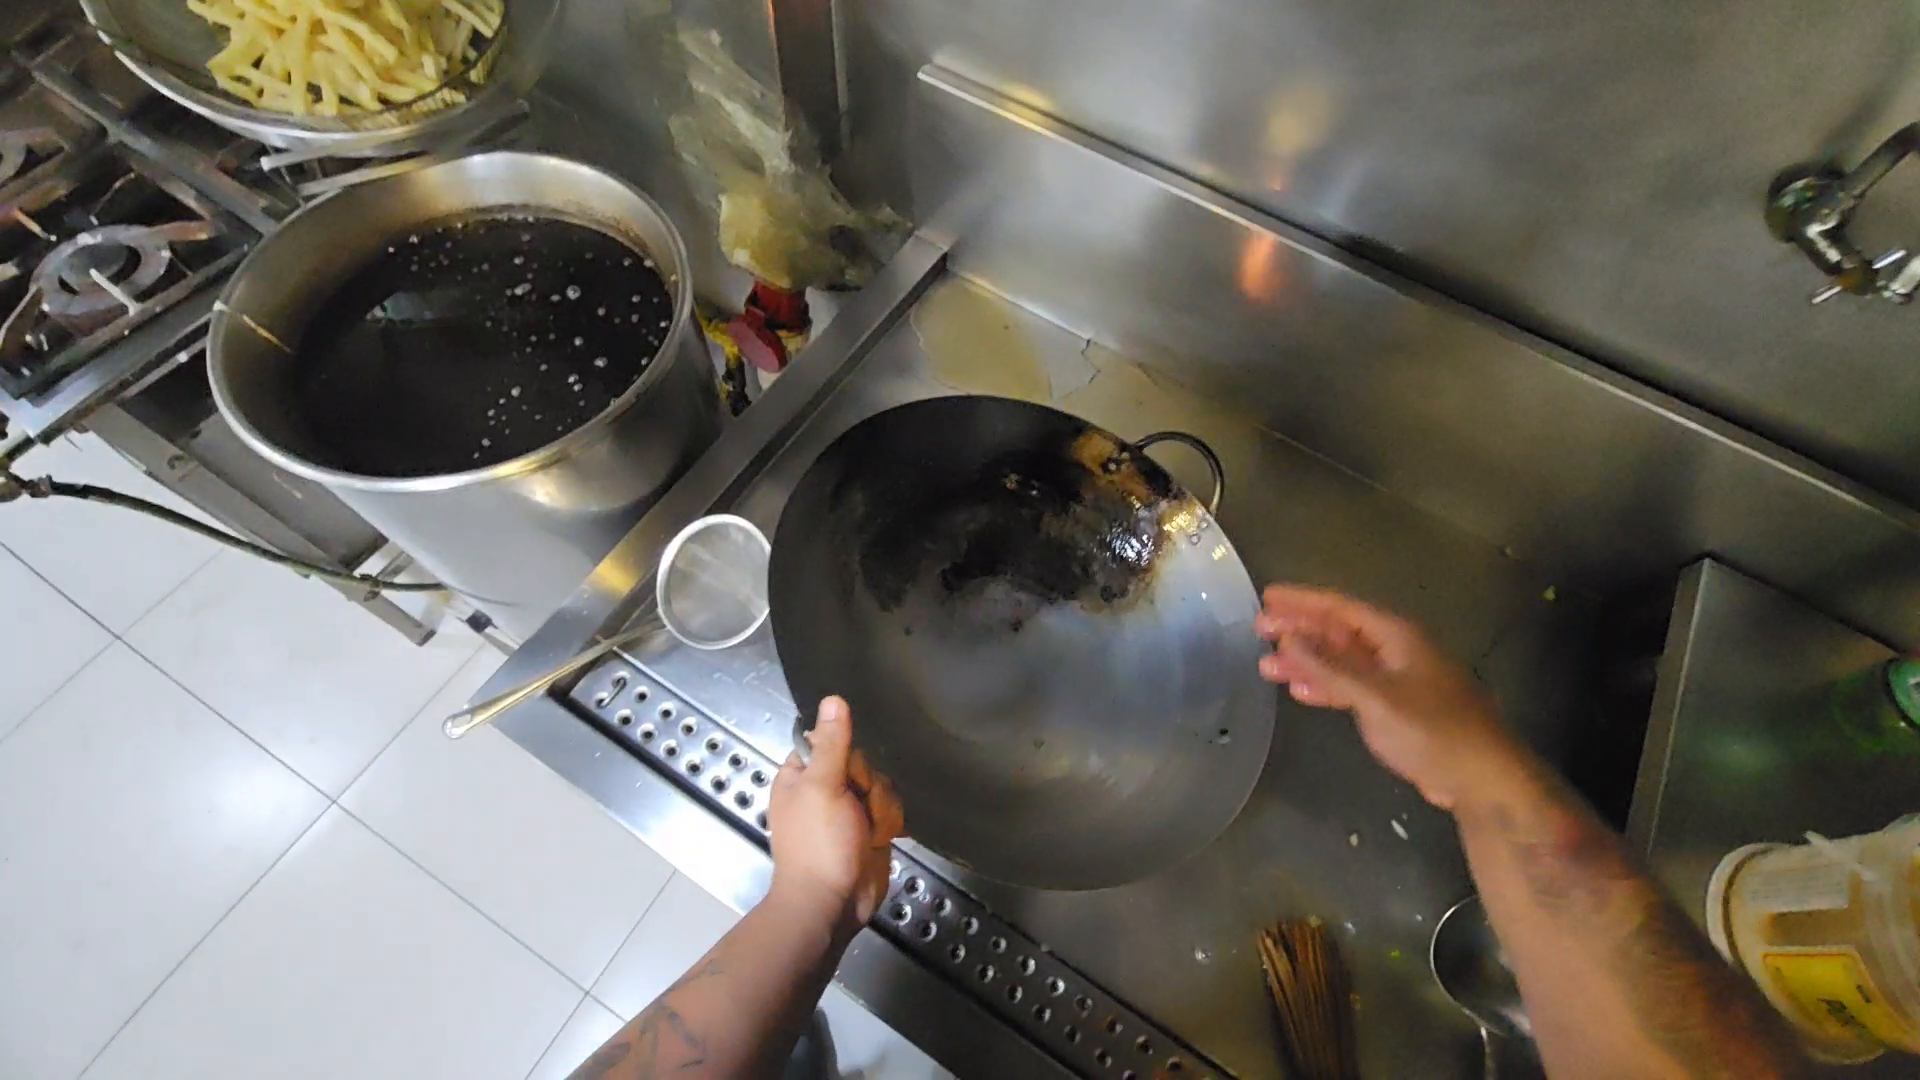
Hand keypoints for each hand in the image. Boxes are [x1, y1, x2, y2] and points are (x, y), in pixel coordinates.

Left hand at [769, 696, 905, 931]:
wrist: (831, 906)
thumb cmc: (818, 845)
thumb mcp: (823, 787)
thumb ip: (833, 743)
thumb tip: (832, 698)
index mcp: (800, 776)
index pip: (830, 741)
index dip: (844, 752)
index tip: (846, 769)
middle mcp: (824, 790)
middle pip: (863, 762)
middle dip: (868, 784)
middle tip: (857, 805)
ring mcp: (848, 812)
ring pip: (881, 785)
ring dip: (881, 808)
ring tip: (868, 830)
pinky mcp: (869, 830)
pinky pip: (890, 809)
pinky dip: (889, 822)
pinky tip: (882, 837)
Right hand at [1254, 584, 1523, 809]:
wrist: (1482, 781)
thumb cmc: (1432, 731)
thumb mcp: (1375, 695)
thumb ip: (1328, 666)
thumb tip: (1288, 636)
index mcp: (1396, 636)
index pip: (1341, 607)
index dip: (1303, 601)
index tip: (1268, 596)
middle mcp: (1395, 650)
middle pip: (1338, 631)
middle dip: (1298, 629)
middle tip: (1259, 629)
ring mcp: (1396, 679)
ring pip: (1340, 660)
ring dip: (1305, 660)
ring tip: (1267, 665)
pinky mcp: (1394, 707)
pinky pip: (1349, 685)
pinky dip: (1324, 685)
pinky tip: (1300, 691)